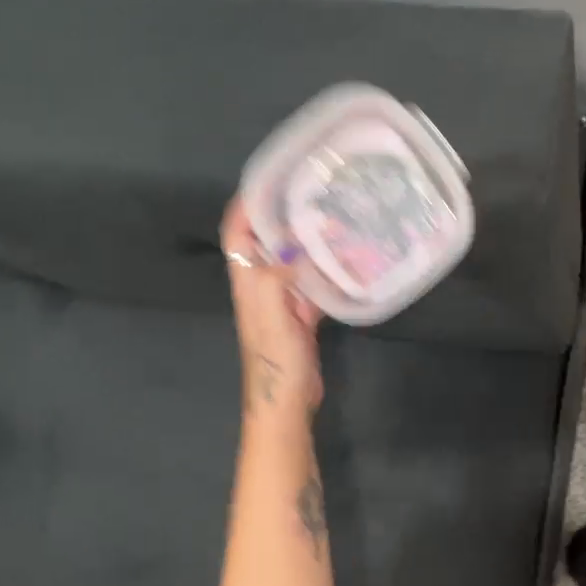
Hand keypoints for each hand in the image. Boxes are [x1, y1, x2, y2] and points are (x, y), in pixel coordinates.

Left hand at [223, 199, 322, 416]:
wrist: (286, 404)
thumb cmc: (276, 362)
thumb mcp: (272, 317)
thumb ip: (276, 279)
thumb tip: (293, 248)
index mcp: (247, 283)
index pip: (238, 234)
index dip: (247, 206)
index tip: (270, 181)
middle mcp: (261, 287)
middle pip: (265, 243)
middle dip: (283, 219)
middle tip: (313, 197)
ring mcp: (282, 304)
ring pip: (292, 264)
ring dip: (308, 245)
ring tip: (336, 223)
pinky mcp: (301, 319)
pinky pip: (313, 288)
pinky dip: (327, 275)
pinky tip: (348, 266)